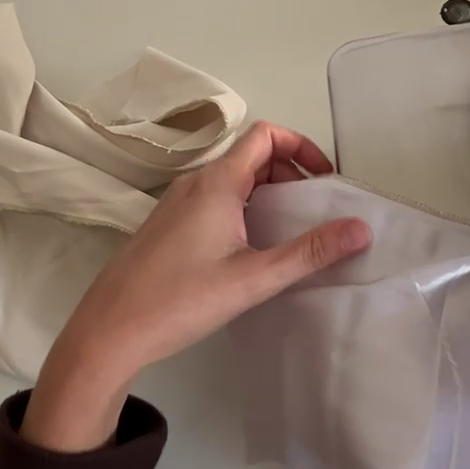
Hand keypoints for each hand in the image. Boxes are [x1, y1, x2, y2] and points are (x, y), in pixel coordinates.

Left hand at [21, 122, 370, 451]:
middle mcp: (195, 183)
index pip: (265, 135)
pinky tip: (251, 247)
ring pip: (232, 178)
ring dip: (268, 191)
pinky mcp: (167, 226)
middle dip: (290, 171)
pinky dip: (244, 206)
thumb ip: (310, 252)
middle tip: (315, 208)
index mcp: (216, 183)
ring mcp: (176, 203)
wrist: (108, 333)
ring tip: (290, 228)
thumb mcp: (254, 278)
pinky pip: (215, 198)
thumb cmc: (181, 300)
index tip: (325, 179)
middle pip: (251, 154)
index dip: (302, 146)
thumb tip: (362, 229)